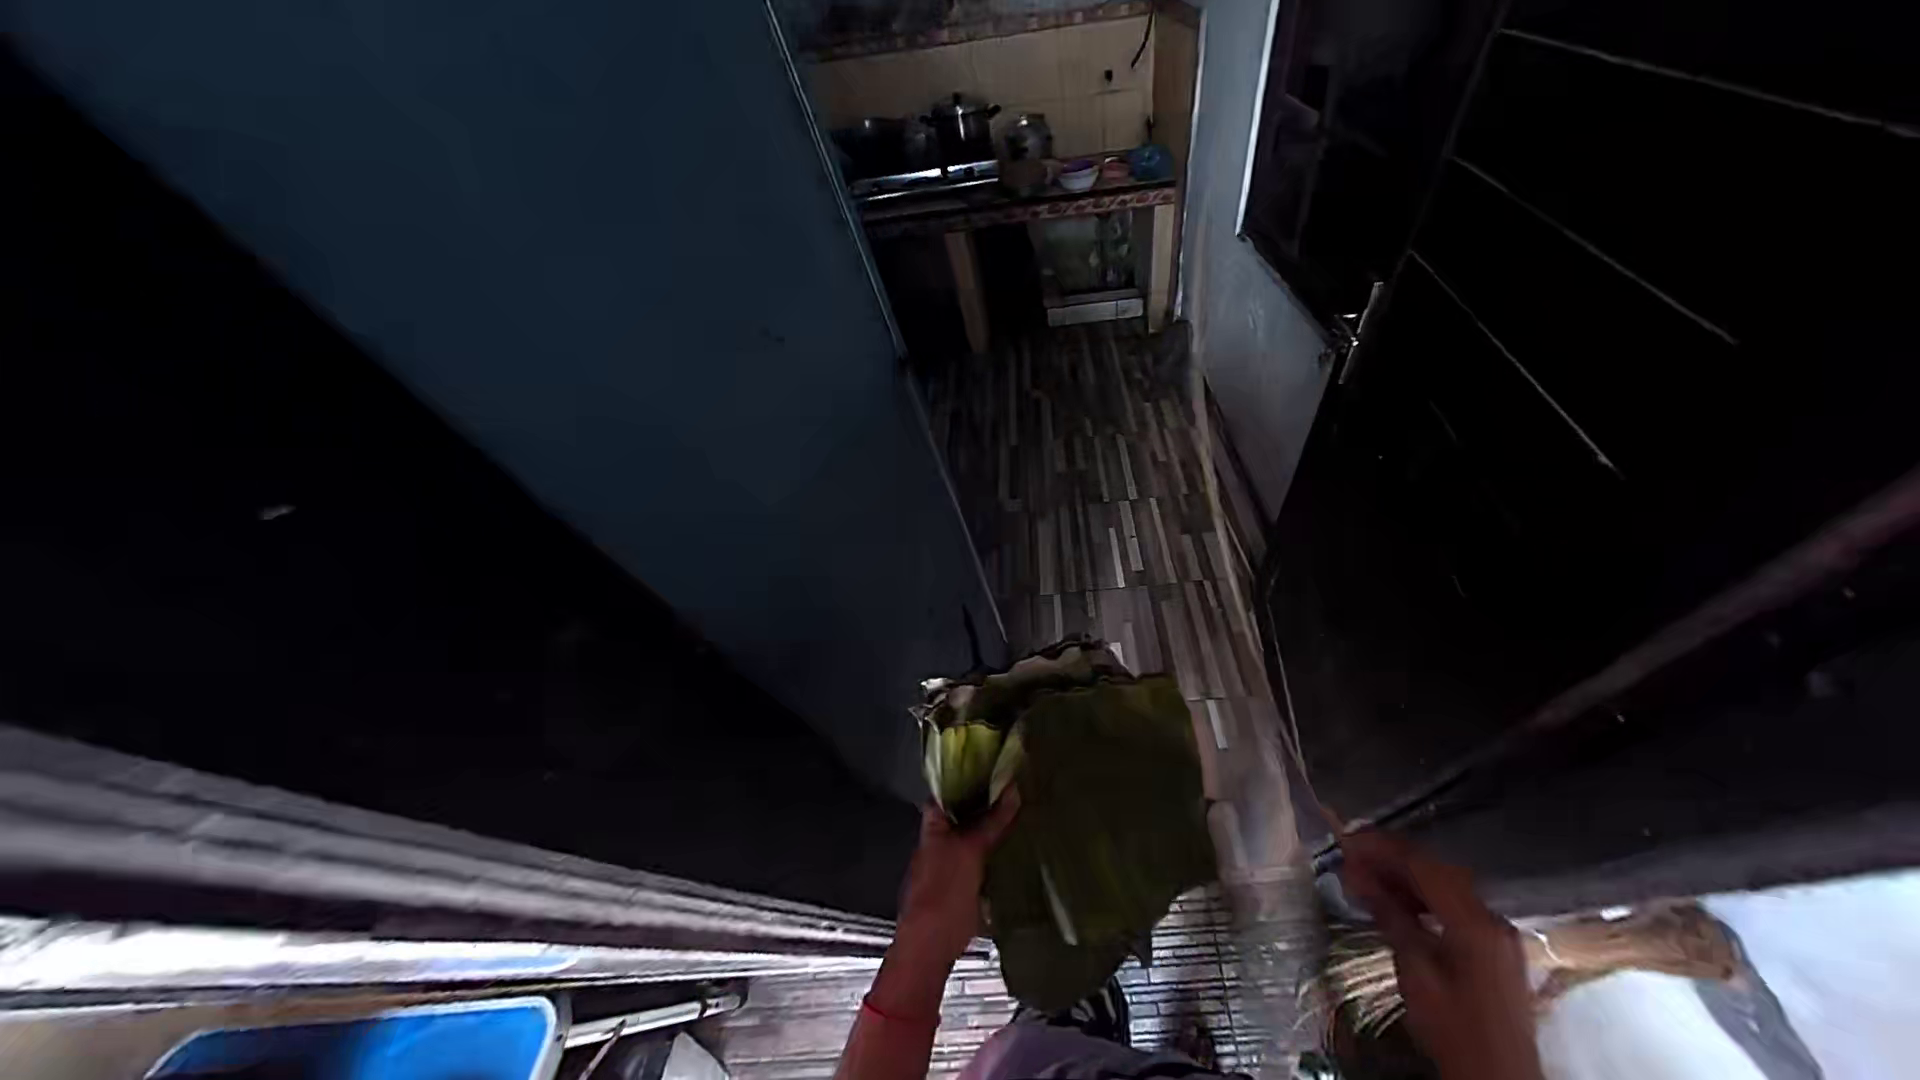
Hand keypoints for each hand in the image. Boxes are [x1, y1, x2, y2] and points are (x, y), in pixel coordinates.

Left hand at [895, 790, 1021, 964]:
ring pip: (971, 837)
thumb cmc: (943, 893)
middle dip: (983, 802)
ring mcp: (947, 864)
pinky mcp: (960, 886)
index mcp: (932, 827)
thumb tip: (1012, 790)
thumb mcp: (971, 852)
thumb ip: (990, 822)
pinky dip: (993, 852)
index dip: (965, 777)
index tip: (991, 767)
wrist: (930, 948)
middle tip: (1013, 789)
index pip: (946, 791)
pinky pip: (979, 860)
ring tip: (1019, 813)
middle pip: (960, 814)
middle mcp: (936, 841)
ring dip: (991, 828)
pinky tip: (1014, 849)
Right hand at [1339, 830, 1541, 1079]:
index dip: (1382, 847)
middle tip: (1349, 859)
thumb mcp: (1414, 970)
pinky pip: (1452, 905)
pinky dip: (1421, 897)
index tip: (1347, 842)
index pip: (1423, 865)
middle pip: (1435, 871)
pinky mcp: (1492, 946)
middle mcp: (1490, 919)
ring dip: (1403, 877)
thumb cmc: (1452, 1027)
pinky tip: (1394, 902)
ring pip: (1443, 886)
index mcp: (1474, 922)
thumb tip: (1356, 873)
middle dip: (1389, 860)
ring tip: (1364, 878)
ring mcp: (1495, 932)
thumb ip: (1389, 914)